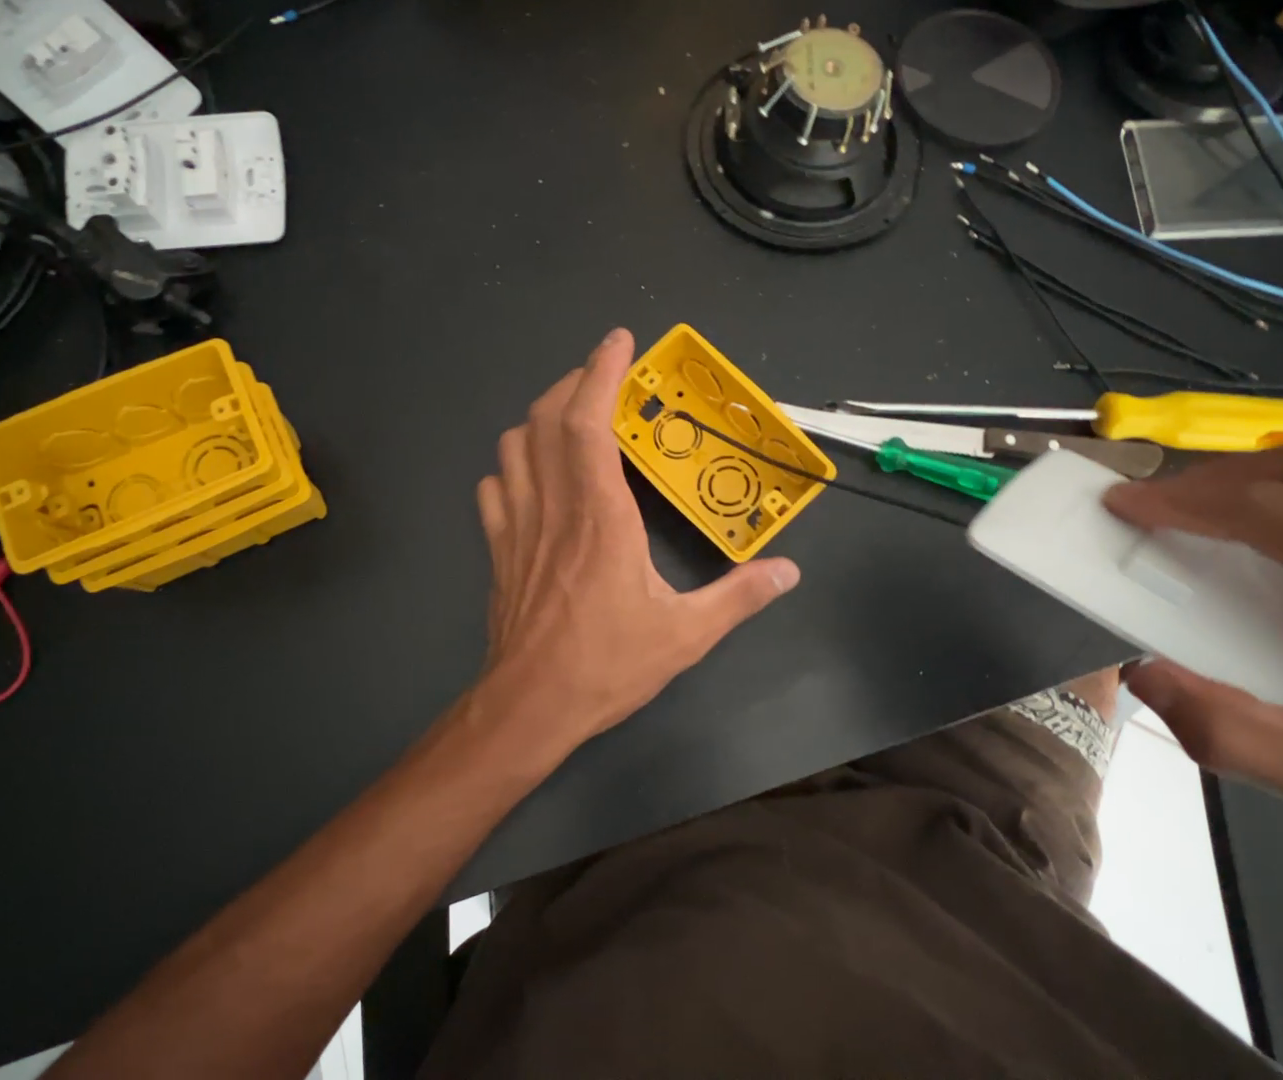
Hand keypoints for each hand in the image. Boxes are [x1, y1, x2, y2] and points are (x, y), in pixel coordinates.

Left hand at [470, 328, 800, 757]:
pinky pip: (494, 488)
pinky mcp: (497, 549)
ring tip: (571, 419)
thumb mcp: (686, 635)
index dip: (600, 372)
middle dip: (572, 384)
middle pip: (545, 419)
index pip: (589, 422)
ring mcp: (517, 526)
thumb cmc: (606, 665)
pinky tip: (533, 479)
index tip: (619, 341)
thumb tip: (789, 572)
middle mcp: (554, 506)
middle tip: (603, 378)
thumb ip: (739, 597)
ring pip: (513, 446)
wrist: (530, 705)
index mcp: (601, 515)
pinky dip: (512, 467)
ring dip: (540, 419)